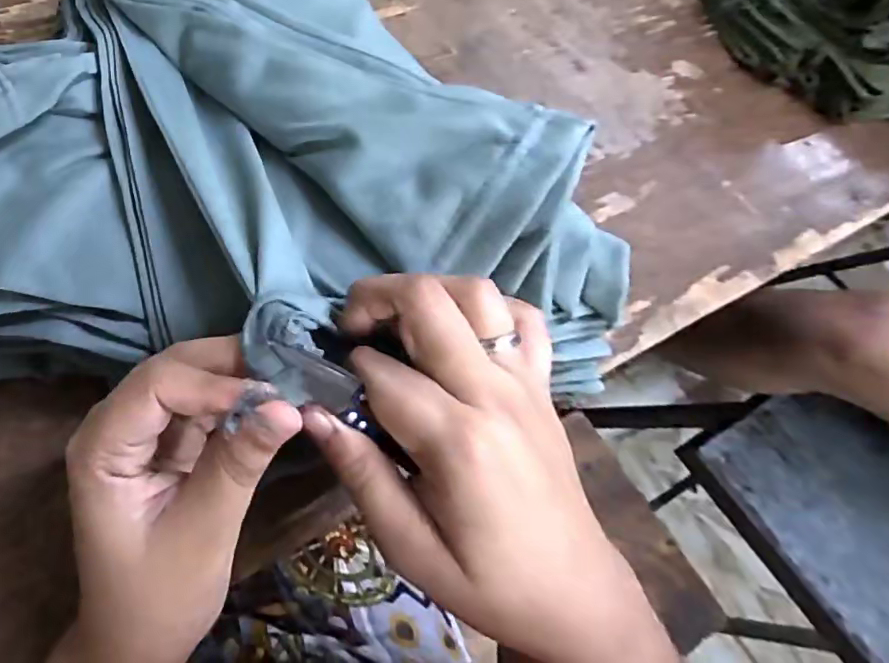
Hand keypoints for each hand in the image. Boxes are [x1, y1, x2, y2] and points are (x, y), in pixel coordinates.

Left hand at [51, 337, 301, 662]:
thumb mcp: (204, 532)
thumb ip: (239, 462)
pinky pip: (196, 401)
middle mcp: (111, 422)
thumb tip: (288, 406)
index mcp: (102, 446)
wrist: (135, 639)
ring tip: (284, 374)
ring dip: (233, 374)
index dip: (212, 382)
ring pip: (185, 375)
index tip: (269, 393)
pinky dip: (231, 397)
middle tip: (286, 365)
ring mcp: (135, 427)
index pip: (155, 385)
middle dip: (226, 364)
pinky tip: (266, 396)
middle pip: (169, 369)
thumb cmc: (159, 596)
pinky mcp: (158, 437)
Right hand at [300, 275, 674, 662]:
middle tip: (352, 326)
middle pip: (428, 300)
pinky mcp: (543, 381)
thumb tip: (312, 412)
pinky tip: (459, 331)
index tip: (339, 388)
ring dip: (426, 290)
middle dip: (374, 298)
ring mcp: (525, 381)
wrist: (577, 597)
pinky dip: (487, 308)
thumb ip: (360, 473)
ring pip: (476, 292)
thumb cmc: (485, 579)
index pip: (382, 370)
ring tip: (399, 320)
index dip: (348, 368)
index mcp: (458, 441)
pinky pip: (523, 315)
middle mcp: (494, 394)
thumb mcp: (408, 546)